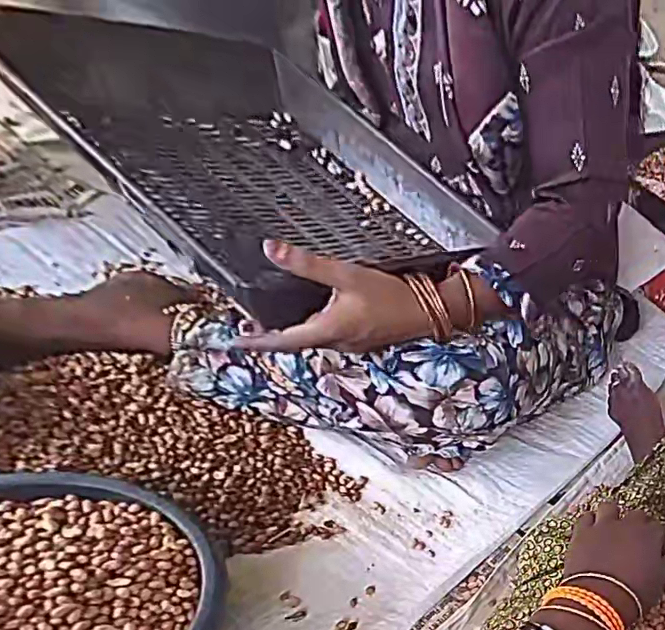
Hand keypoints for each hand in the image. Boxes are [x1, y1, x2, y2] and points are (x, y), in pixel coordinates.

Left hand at [234, 240, 432, 352]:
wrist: (428, 312)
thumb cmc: (393, 297)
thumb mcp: (347, 274)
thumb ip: (308, 264)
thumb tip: (272, 250)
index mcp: (329, 330)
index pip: (284, 340)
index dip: (258, 340)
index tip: (237, 341)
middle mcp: (339, 343)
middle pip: (297, 343)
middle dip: (273, 336)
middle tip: (251, 326)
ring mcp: (352, 344)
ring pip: (315, 341)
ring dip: (294, 333)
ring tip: (277, 321)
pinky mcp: (363, 340)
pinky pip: (332, 338)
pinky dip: (315, 330)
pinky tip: (315, 317)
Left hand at [562, 501, 664, 626]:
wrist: (600, 597)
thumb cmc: (634, 593)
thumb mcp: (658, 582)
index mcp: (651, 536)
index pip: (658, 529)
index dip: (655, 540)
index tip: (653, 550)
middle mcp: (629, 525)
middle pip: (637, 515)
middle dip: (637, 524)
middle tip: (634, 540)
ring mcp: (604, 526)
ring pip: (610, 507)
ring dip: (612, 515)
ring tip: (611, 527)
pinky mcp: (582, 532)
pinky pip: (586, 517)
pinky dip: (589, 521)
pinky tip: (591, 529)